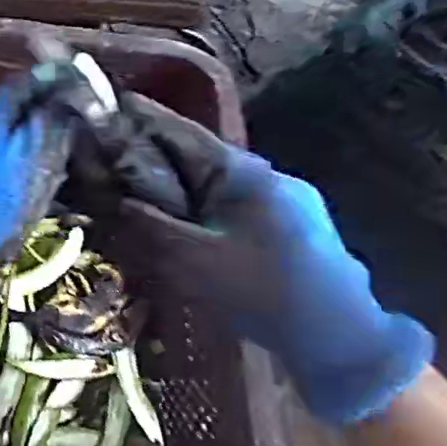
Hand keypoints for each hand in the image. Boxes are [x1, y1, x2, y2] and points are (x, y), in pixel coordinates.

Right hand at [72, 94, 433, 424]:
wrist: (344, 343)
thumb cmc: (261, 291)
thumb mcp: (188, 256)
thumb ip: (145, 220)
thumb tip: (109, 194)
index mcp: (245, 174)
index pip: (179, 132)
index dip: (139, 116)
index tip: (104, 102)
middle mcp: (267, 177)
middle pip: (193, 155)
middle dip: (148, 155)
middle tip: (102, 157)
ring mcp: (284, 201)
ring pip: (209, 181)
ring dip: (171, 183)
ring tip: (130, 192)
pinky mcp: (289, 226)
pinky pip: (226, 203)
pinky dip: (193, 204)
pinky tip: (175, 223)